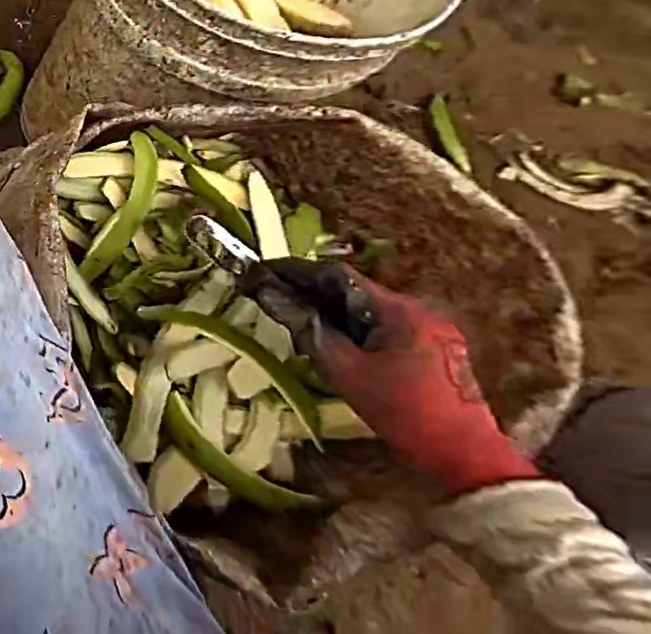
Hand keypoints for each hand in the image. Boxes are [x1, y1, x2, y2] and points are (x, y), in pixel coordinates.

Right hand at [281, 268, 538, 494]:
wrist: (469, 458)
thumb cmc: (402, 410)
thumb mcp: (342, 367)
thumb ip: (304, 325)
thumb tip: (266, 293)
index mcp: (398, 310)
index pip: (335, 274)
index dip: (292, 270)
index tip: (259, 273)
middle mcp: (417, 311)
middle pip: (350, 288)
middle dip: (307, 289)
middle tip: (269, 294)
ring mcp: (429, 330)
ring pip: (363, 307)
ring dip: (326, 307)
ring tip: (291, 314)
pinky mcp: (432, 347)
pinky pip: (378, 324)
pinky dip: (347, 323)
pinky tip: (326, 335)